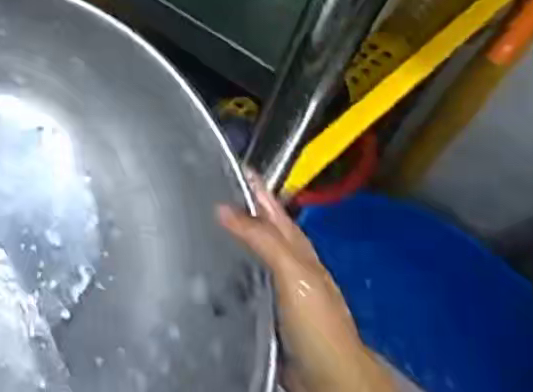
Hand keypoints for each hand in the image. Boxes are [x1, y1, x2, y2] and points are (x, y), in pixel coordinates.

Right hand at [218, 172, 392, 391]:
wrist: (334, 384)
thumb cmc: (318, 323)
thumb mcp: (293, 272)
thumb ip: (261, 238)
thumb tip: (221, 206)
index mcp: (299, 249)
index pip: (272, 207)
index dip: (253, 186)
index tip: (225, 163)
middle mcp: (290, 266)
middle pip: (261, 229)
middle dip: (237, 210)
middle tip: (202, 193)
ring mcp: (281, 293)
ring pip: (252, 257)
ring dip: (231, 243)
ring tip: (198, 229)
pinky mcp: (270, 318)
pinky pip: (244, 288)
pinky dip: (229, 277)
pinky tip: (211, 278)